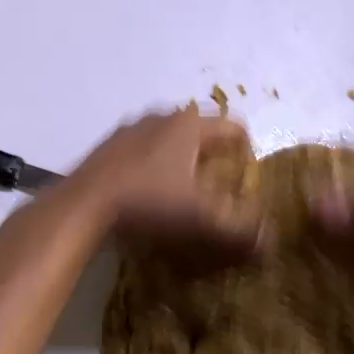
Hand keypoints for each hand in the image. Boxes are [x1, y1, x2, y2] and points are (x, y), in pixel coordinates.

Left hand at [63, 109, 261, 254]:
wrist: (83, 204)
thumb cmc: (149, 202)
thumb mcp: (201, 218)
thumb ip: (240, 227)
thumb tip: (270, 238)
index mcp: (189, 124)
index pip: (234, 128)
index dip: (248, 153)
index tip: (246, 180)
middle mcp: (162, 116)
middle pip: (201, 130)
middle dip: (214, 156)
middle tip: (218, 188)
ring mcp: (131, 127)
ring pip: (170, 138)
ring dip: (182, 159)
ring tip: (184, 192)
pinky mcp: (109, 144)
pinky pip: (144, 149)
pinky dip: (155, 165)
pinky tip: (150, 192)